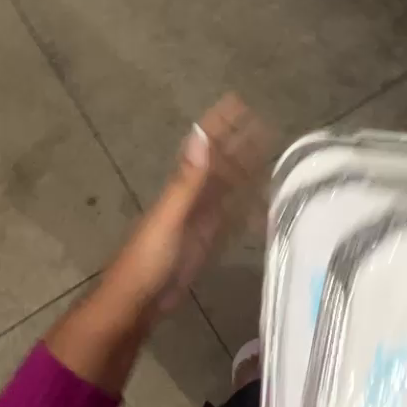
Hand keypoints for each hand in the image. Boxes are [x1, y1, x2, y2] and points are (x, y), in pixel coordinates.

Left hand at [103, 95, 271, 318]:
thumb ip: (187, 181)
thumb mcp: (169, 218)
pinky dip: (248, 210)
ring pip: (229, 189)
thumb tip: (201, 136)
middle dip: (240, 144)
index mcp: (182, 189)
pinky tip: (264, 203)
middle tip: (265, 122)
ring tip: (271, 154)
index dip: (220, 126)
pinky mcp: (207, 246)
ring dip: (247, 171)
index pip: (206, 149)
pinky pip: (232, 221)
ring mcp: (201, 222)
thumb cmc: (146, 261)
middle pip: (222, 165)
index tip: (238, 102)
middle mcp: (193, 200)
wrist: (135, 304)